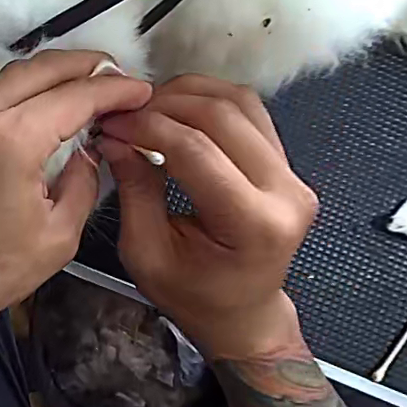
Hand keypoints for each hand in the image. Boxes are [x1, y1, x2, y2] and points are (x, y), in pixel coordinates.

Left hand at [0, 50, 150, 365]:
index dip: (116, 91)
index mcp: (13, 141)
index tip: (143, 92)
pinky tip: (51, 104)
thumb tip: (89, 152)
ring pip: (17, 73)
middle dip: (89, 65)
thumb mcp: (58, 237)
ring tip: (92, 84)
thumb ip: (82, 183)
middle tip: (122, 77)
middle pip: (45, 67)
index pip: (77, 96)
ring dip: (58, 72)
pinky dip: (31, 88)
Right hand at [96, 75, 317, 360]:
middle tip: (126, 113)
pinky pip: (251, 114)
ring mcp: (294, 176)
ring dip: (190, 94)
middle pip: (223, 116)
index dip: (148, 127)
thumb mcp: (148, 255)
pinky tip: (179, 111)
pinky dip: (211, 102)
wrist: (244, 312)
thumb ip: (135, 191)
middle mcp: (285, 193)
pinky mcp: (289, 166)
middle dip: (166, 104)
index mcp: (253, 225)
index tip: (113, 124)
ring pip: (242, 103)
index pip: (197, 151)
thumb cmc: (195, 296)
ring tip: (149, 109)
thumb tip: (115, 137)